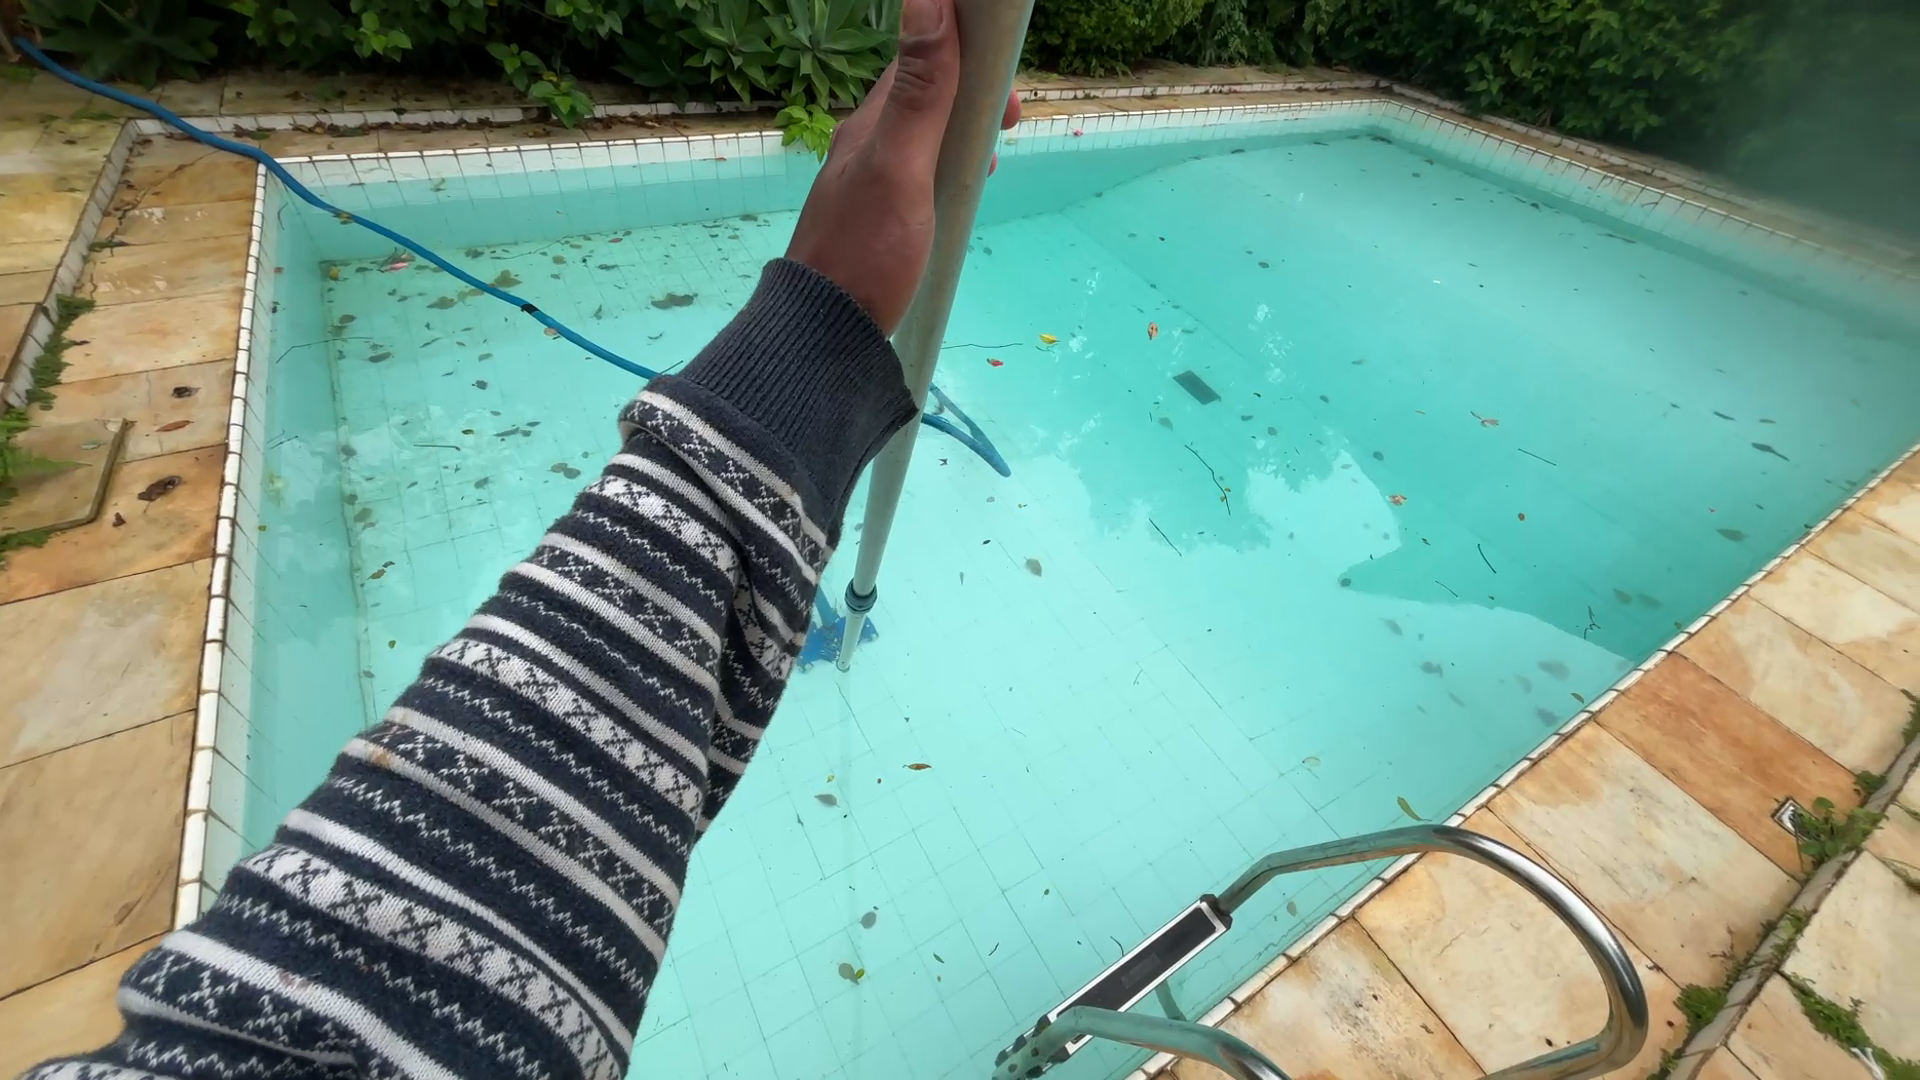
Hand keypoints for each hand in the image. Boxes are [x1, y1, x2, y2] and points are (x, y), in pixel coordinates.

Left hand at [785, 0, 1021, 335]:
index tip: (1006, 96)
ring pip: (922, 140)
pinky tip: (955, 196)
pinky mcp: (875, 220)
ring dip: (959, 138)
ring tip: (988, 164)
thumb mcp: (899, 170)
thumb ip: (919, 95)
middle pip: (923, 99)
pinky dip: (945, 174)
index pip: (920, 62)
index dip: (967, 58)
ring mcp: (868, 185)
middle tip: (1005, 130)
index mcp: (871, 125)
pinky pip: (917, 177)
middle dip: (969, 99)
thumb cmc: (867, 252)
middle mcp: (866, 146)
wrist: (827, 329)